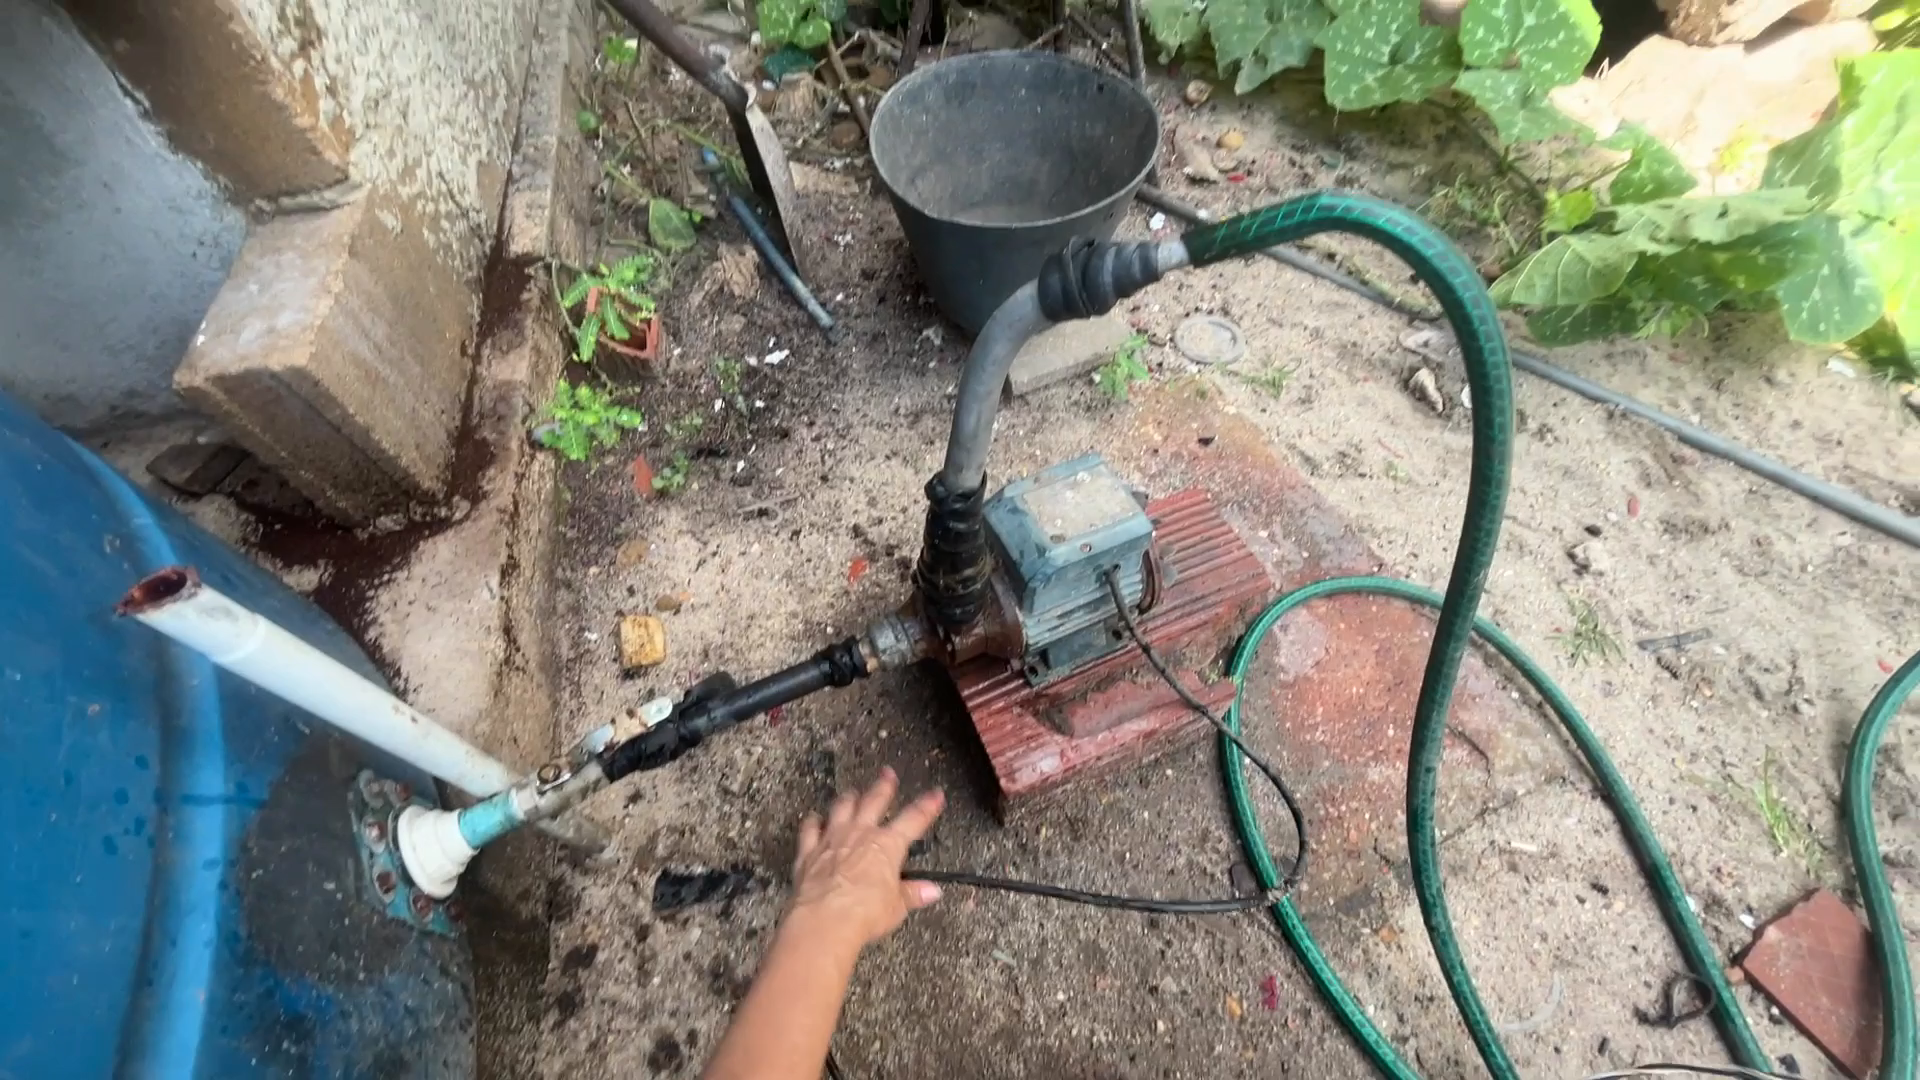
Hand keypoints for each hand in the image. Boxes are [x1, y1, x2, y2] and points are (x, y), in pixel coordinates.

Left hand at [787, 767, 944, 949]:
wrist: (825, 919)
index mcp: (888, 844)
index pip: (914, 819)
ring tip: (852, 792)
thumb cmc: (865, 914)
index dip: (927, 805)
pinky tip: (812, 817)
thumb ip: (913, 894)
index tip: (936, 793)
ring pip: (842, 808)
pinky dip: (811, 822)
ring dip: (848, 799)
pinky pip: (809, 829)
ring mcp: (833, 838)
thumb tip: (932, 891)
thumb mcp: (896, 907)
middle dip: (883, 785)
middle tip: (887, 773)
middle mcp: (861, 833)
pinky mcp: (809, 851)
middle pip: (874, 801)